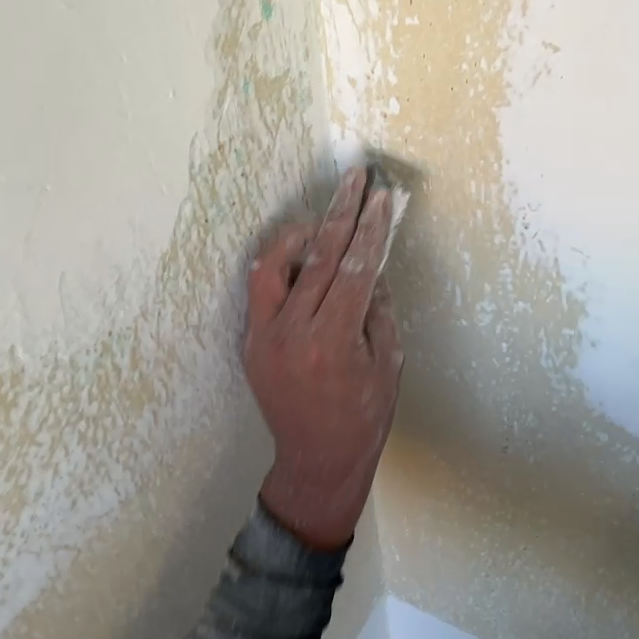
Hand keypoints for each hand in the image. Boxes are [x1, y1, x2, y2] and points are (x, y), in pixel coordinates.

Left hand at [244, 167, 403, 550]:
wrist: (317, 461)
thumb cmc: (363, 418)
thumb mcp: (388, 363)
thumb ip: (378, 311)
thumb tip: (371, 267)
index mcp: (333, 340)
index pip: (356, 267)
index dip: (372, 228)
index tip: (381, 197)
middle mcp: (292, 333)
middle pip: (319, 255)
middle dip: (341, 211)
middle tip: (355, 177)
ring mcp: (264, 337)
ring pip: (274, 265)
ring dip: (300, 234)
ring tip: (324, 218)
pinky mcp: (250, 343)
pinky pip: (261, 290)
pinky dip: (281, 266)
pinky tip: (301, 256)